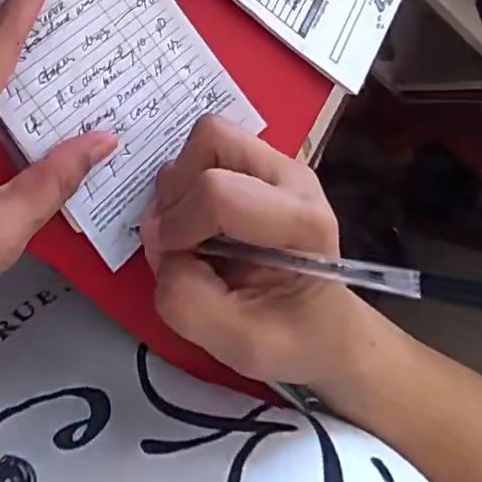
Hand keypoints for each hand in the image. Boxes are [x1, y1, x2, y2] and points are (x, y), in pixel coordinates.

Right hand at [139, 116, 380, 387]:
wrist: (323, 324)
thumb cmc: (292, 337)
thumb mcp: (241, 346)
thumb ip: (188, 301)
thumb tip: (158, 241)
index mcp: (303, 221)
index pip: (218, 193)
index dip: (178, 224)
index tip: (169, 257)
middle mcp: (292, 175)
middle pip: (211, 140)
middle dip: (177, 190)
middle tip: (177, 239)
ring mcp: (277, 161)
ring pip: (207, 136)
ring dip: (181, 181)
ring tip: (189, 228)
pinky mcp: (260, 160)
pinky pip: (210, 147)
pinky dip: (189, 177)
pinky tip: (199, 218)